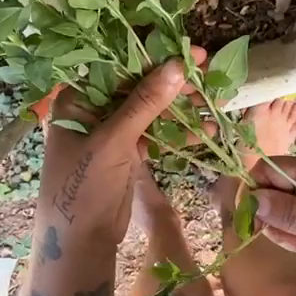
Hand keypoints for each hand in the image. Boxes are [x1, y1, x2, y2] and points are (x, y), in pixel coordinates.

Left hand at [37, 57, 198, 246]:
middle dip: (175, 83)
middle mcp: (92, 112)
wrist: (81, 243)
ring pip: (152, 112)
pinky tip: (208, 130)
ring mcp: (111, 133)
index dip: (154, 58)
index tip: (189, 52)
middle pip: (139, 88)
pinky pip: (156, 136)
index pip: (118, 68)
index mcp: (77, 101)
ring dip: (183, 108)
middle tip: (211, 74)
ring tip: (218, 101)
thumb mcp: (114, 141)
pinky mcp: (127, 153)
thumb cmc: (83, 188)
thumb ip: (145, 103)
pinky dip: (179, 134)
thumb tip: (177, 66)